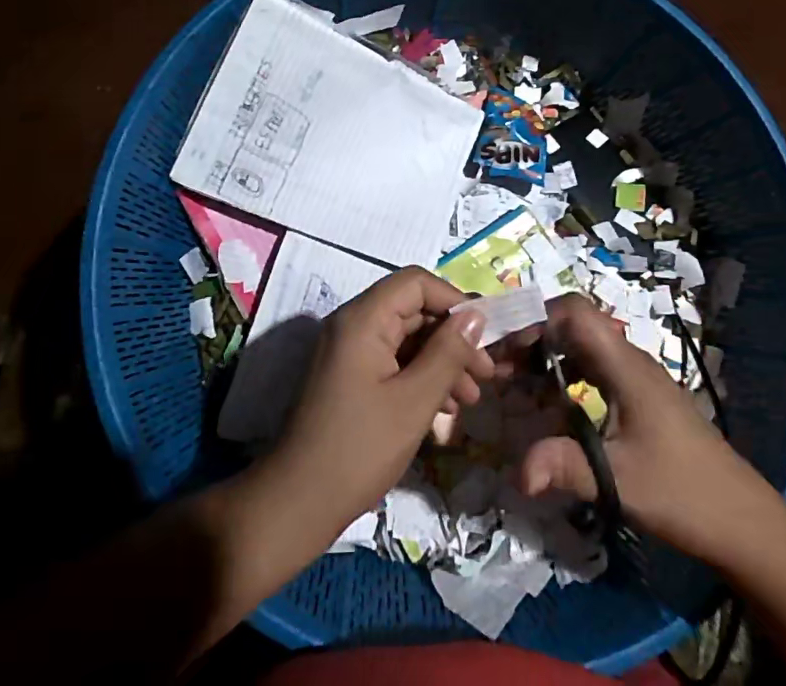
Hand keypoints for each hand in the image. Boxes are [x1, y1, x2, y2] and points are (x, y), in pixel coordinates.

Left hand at [262, 267, 495, 534]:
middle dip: (453, 338)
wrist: (299, 502)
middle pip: (413, 310)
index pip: (416, 283)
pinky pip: (393, 361)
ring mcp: (349, 352)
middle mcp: (353, 326)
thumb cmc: (360, 448)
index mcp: (362, 320)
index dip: (454, 301)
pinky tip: (445, 409)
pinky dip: (421, 377)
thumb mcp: (414, 401)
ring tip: (471, 399)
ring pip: (407, 338)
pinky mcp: (350, 377)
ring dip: (442, 361)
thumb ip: (448, 353)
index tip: (485, 334)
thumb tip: (475, 316)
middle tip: (486, 374)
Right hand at [514, 294, 781, 559]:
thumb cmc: (685, 493)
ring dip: (547, 358)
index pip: (576, 312)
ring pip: (583, 348)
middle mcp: (630, 363)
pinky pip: (594, 371)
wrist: (744, 522)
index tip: (507, 350)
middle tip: (499, 370)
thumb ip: (565, 467)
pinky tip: (551, 407)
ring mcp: (637, 380)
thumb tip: (516, 473)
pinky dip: (565, 377)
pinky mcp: (640, 400)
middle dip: (532, 339)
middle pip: (575, 326)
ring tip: (516, 385)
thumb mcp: (620, 481)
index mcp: (626, 368)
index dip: (536, 319)